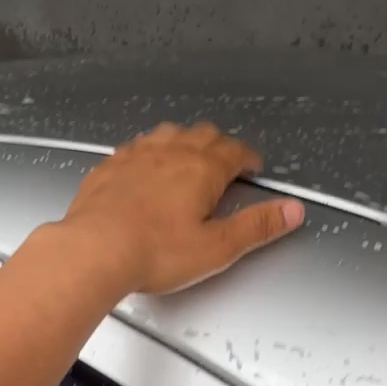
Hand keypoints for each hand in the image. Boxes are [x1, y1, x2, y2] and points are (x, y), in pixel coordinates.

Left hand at [56, 121, 304, 293]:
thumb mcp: (216, 248)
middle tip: (225, 160)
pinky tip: (143, 164)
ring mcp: (136, 156)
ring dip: (183, 140)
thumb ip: (257, 226)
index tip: (252, 166)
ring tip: (187, 154)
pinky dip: (147, 151)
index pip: (235, 151)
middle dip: (219, 145)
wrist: (94, 250)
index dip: (248, 158)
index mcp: (202, 168)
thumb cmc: (154, 252)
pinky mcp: (108, 167)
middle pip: (202, 135)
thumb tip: (292, 210)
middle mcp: (170, 152)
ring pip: (167, 133)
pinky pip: (134, 147)